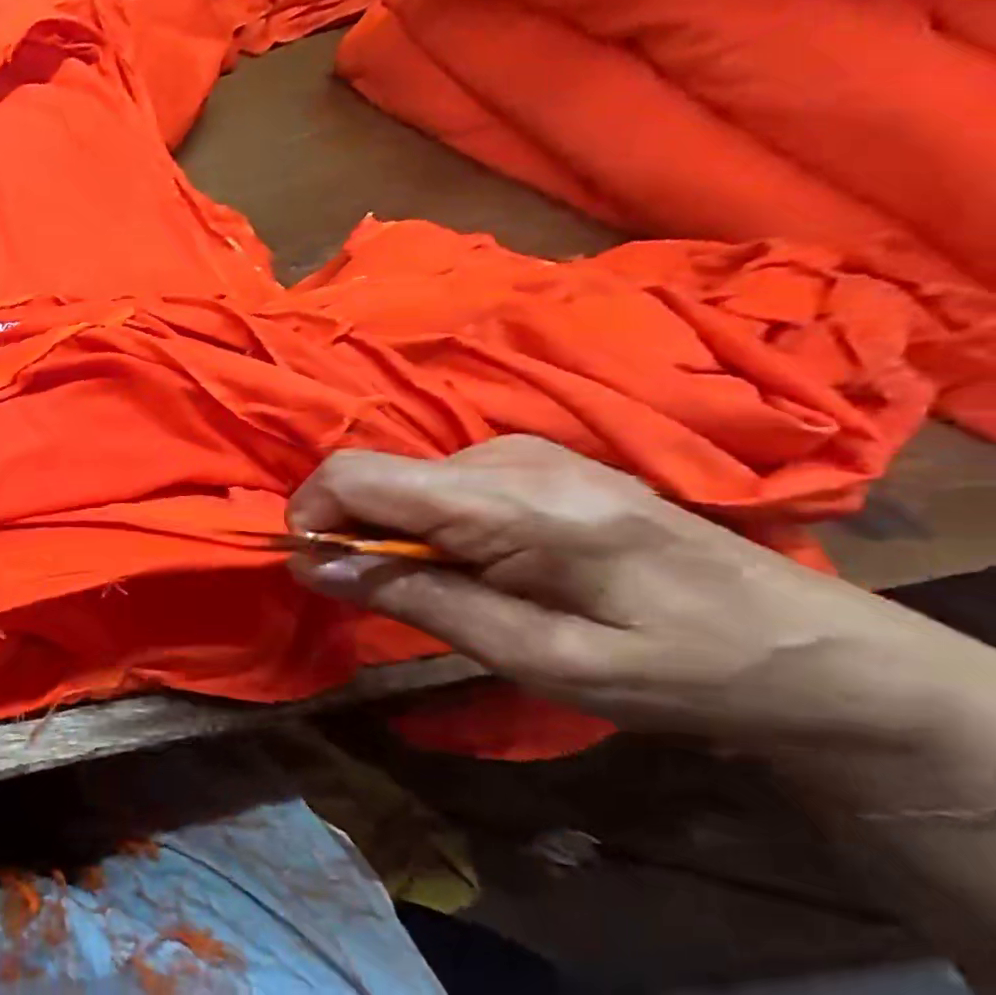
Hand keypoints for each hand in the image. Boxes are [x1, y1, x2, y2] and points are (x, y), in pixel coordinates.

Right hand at [287, 436, 995, 753]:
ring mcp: (521, 452)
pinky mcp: (530, 463)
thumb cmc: (676, 667)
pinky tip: (473, 568)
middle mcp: (506, 455)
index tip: (316, 574)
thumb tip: (315, 566)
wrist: (807, 647)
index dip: (311, 518)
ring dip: (390, 536)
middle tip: (389, 602)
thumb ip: (419, 600)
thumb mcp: (539, 657)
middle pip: (373, 476)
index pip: (355, 474)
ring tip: (447, 594)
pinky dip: (423, 527)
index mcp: (511, 500)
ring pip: (400, 481)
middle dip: (351, 535)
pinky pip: (435, 484)